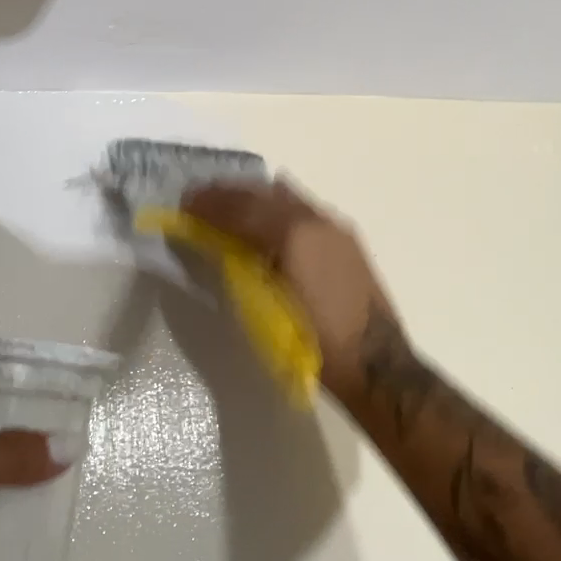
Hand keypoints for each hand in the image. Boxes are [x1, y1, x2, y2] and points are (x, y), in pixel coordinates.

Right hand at [182, 180, 403, 395]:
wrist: (377, 367)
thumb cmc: (315, 343)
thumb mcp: (266, 308)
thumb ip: (239, 265)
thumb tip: (215, 244)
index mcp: (294, 234)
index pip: (241, 206)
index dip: (209, 202)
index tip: (183, 203)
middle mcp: (316, 220)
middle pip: (262, 193)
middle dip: (228, 193)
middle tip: (199, 200)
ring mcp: (336, 228)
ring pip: (285, 196)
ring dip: (252, 197)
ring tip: (227, 208)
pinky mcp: (346, 241)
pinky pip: (302, 208)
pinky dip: (275, 207)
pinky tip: (263, 222)